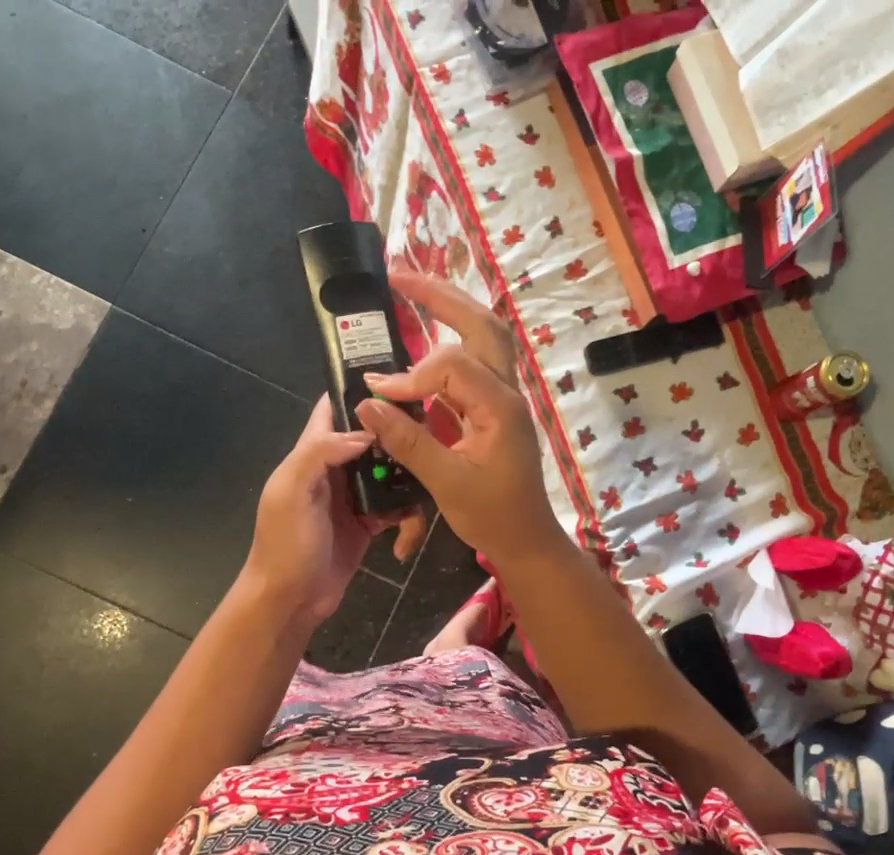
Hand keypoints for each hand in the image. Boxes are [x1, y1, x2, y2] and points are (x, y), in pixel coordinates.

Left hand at [244, 395, 405, 628]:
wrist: (290, 601)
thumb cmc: (286, 544)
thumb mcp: (292, 492)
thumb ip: (320, 453)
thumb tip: (365, 429)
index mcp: (310, 454)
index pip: (332, 409)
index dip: (358, 391)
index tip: (398, 381)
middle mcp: (334, 469)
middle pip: (371, 437)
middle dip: (398, 435)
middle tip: (430, 437)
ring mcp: (353, 497)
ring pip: (388, 472)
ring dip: (408, 478)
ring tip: (427, 484)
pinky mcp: (369, 524)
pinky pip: (395, 508)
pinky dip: (407, 516)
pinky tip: (410, 531)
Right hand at [354, 272, 561, 566]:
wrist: (526, 539)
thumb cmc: (493, 516)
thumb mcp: (447, 483)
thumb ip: (408, 442)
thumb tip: (366, 405)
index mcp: (500, 406)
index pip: (450, 366)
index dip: (409, 377)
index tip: (378, 397)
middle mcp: (507, 391)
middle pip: (480, 324)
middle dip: (440, 296)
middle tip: (398, 276)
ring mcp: (504, 397)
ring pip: (484, 336)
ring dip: (450, 309)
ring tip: (411, 291)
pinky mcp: (494, 408)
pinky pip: (476, 362)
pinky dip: (451, 342)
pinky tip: (423, 340)